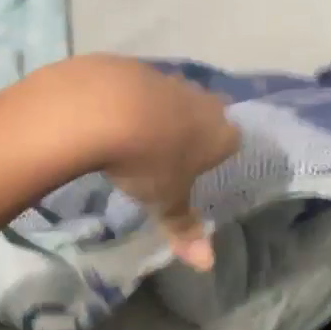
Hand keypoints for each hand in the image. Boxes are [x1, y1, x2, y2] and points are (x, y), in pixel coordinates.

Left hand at [45, 55, 240, 269]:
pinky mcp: (129, 65)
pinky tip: (105, 117)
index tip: (197, 170)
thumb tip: (207, 264)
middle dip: (191, 130)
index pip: (231, 141)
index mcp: (218, 131)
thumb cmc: (146, 160)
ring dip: (158, 112)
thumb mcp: (164, 201)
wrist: (99, 108)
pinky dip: (124, 99)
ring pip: (170, 95)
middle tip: (168, 154)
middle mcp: (199, 99)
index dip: (216, 155)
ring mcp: (164, 78)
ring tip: (134, 137)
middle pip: (205, 112)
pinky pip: (134, 85)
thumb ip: (184, 228)